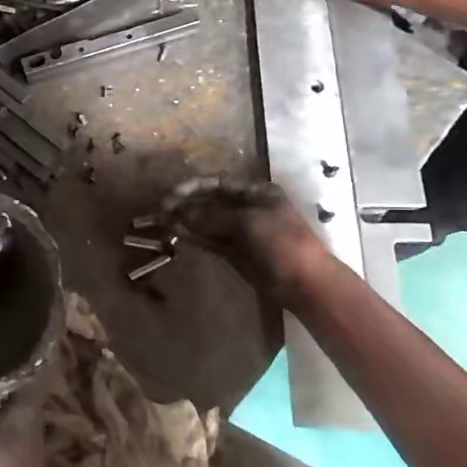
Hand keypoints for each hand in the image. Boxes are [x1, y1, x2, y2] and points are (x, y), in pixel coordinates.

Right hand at [161, 178, 336, 303]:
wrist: (304, 283)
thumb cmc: (282, 242)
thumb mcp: (248, 222)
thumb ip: (212, 216)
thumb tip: (180, 212)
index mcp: (258, 191)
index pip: (219, 183)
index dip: (194, 187)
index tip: (171, 194)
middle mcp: (248, 207)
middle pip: (212, 201)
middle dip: (187, 204)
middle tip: (161, 210)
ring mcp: (242, 231)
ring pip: (209, 221)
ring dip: (187, 220)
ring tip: (162, 221)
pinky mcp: (236, 252)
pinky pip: (211, 239)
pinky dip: (195, 236)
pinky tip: (177, 233)